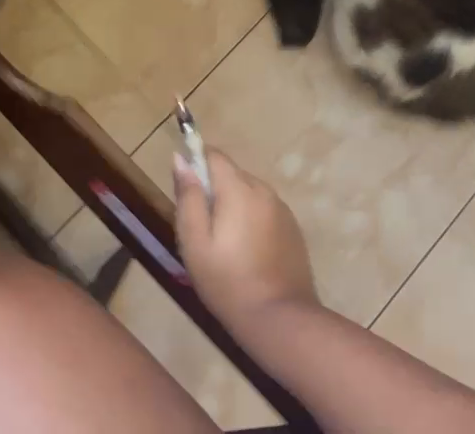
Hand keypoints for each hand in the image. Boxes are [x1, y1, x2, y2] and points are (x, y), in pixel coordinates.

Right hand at [173, 147, 318, 329]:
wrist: (281, 321)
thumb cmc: (227, 281)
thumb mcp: (194, 240)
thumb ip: (188, 195)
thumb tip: (180, 158)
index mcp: (239, 189)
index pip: (214, 155)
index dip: (196, 165)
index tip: (187, 194)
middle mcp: (264, 191)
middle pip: (231, 174)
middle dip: (214, 190)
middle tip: (202, 229)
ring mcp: (283, 211)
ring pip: (249, 193)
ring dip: (234, 206)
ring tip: (225, 245)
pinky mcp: (293, 230)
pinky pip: (264, 211)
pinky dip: (252, 221)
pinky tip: (247, 253)